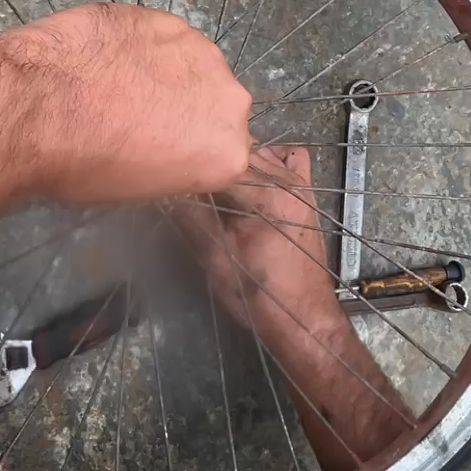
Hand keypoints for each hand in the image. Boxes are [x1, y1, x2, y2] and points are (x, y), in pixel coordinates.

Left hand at [0, 4, 252, 203]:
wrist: (36, 108)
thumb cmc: (83, 166)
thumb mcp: (136, 189)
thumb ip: (172, 163)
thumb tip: (164, 145)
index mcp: (227, 154)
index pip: (221, 152)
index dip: (189, 149)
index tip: (162, 148)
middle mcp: (228, 100)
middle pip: (214, 103)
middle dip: (184, 108)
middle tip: (137, 114)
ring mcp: (199, 51)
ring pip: (190, 64)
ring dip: (165, 71)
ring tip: (116, 81)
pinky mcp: (166, 17)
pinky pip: (161, 35)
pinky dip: (139, 44)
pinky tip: (105, 53)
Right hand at [173, 146, 350, 359]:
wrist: (303, 319)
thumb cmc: (258, 294)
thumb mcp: (215, 257)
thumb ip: (191, 215)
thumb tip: (164, 189)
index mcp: (268, 193)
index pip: (220, 162)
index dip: (192, 170)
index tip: (172, 180)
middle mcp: (288, 181)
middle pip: (239, 151)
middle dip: (211, 164)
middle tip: (188, 185)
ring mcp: (301, 186)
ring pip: (259, 153)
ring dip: (234, 163)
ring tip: (216, 186)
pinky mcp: (305, 195)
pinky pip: (287, 161)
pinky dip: (268, 162)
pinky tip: (250, 183)